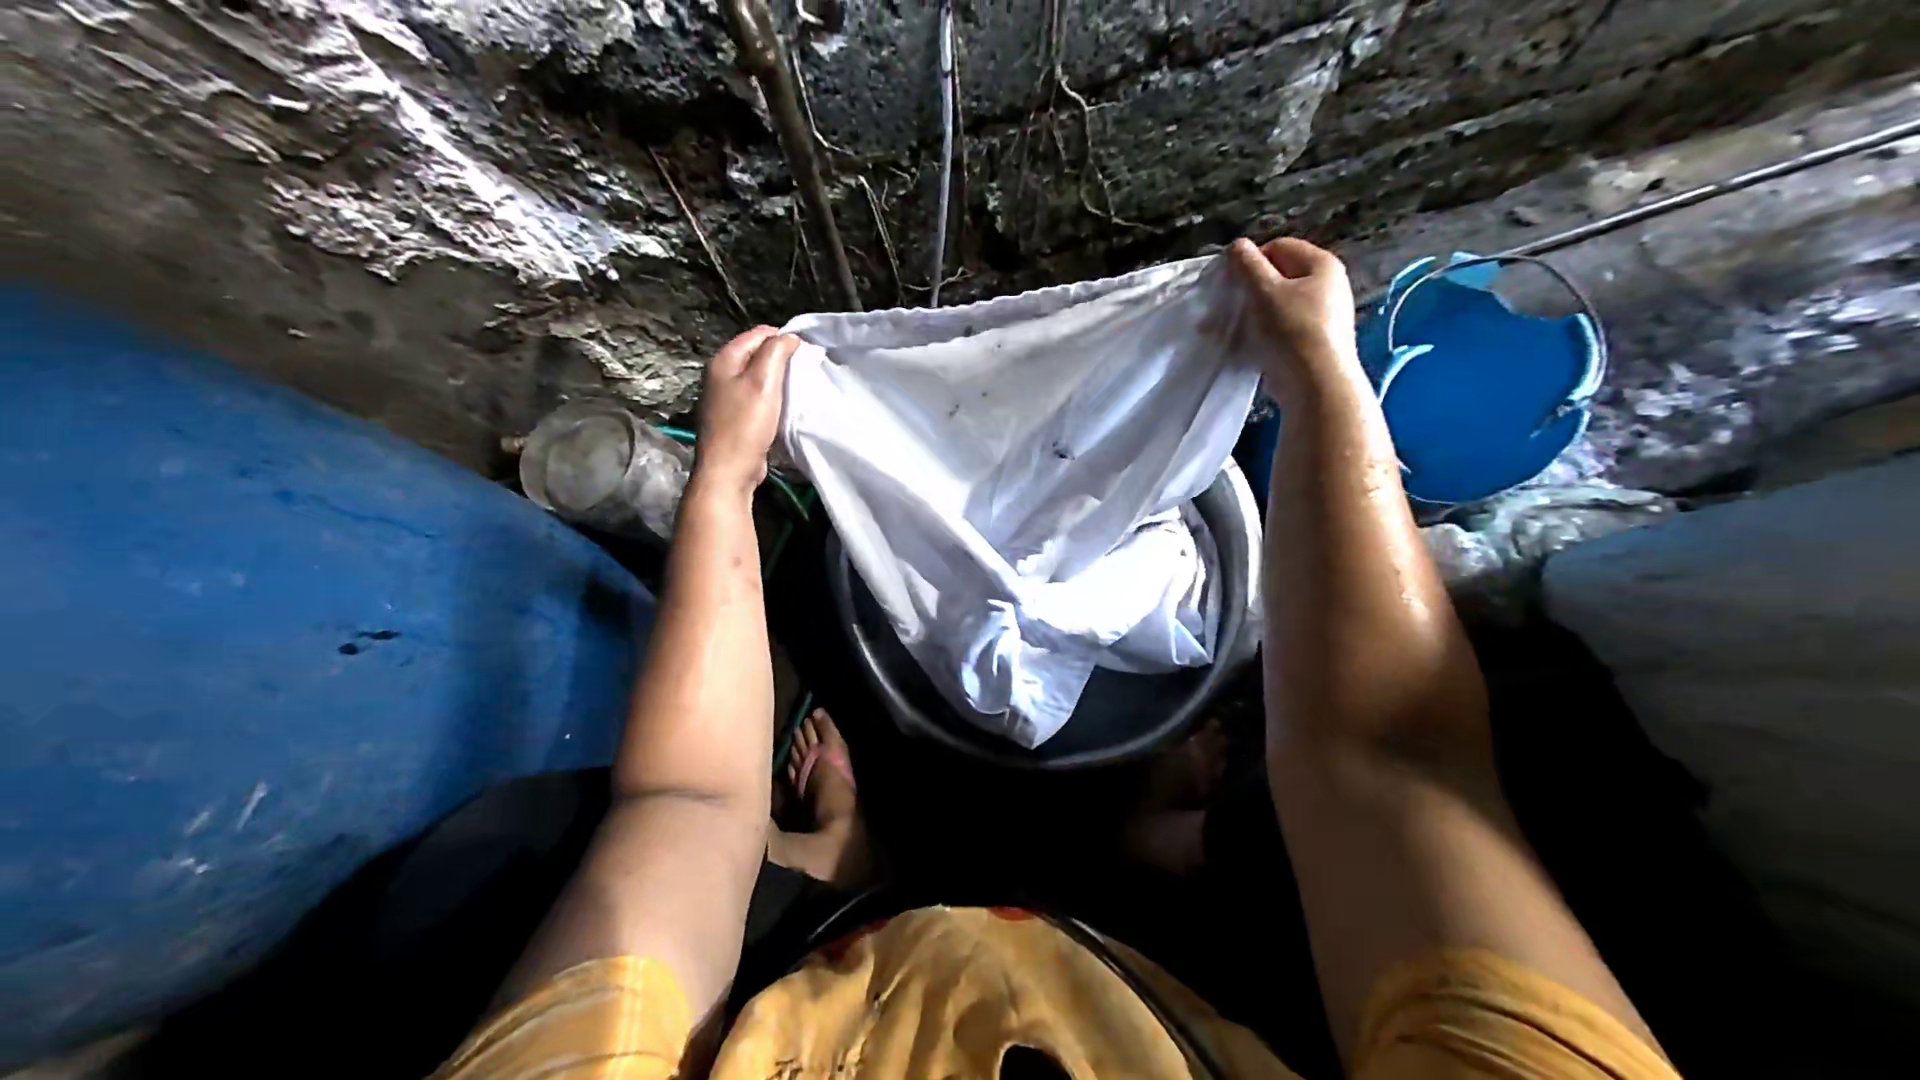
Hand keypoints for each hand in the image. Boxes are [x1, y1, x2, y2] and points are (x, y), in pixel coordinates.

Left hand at [693, 326, 799, 494]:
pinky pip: (756, 396)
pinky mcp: (733, 416)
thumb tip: (789, 337)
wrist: (729, 470)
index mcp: (724, 360)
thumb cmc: (746, 424)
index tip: (806, 350)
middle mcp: (720, 375)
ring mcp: (725, 397)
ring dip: (777, 378)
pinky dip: (771, 396)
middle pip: (755, 354)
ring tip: (798, 385)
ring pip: (756, 376)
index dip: (782, 337)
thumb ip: (776, 353)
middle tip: (804, 368)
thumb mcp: (764, 382)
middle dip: (780, 356)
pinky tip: (784, 405)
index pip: (757, 334)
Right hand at [1228, 237, 1361, 405]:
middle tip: (1226, 308)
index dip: (1251, 262)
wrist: (1316, 385)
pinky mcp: (1314, 341)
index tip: (1230, 283)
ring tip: (1232, 331)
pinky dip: (1264, 333)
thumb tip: (1237, 246)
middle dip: (1248, 291)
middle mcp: (1328, 285)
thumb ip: (1247, 265)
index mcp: (1322, 265)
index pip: (1278, 247)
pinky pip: (1283, 327)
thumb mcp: (1264, 292)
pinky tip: (1250, 346)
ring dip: (1252, 314)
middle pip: (1279, 276)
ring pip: (1278, 304)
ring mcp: (1323, 314)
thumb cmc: (1291, 331)